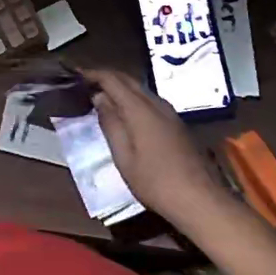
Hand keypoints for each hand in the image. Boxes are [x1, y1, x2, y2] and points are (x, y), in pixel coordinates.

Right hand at [84, 68, 224, 219]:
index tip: (75, 75)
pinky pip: (150, 100)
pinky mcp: (177, 124)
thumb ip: (110, 123)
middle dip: (106, 76)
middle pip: (128, 79)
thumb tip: (99, 98)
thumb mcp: (123, 156)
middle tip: (85, 82)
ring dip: (120, 87)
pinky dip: (132, 98)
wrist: (200, 200)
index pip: (113, 80)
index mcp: (140, 109)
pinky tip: (124, 111)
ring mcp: (170, 113)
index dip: (93, 74)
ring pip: (141, 89)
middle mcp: (156, 104)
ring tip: (100, 95)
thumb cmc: (155, 182)